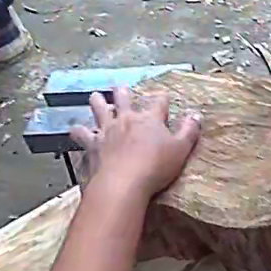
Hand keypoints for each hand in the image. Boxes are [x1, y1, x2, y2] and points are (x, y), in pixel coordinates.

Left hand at [68, 87, 201, 201]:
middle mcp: (127, 120)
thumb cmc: (156, 166)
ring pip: (99, 111)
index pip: (158, 103)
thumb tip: (196, 115)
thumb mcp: (181, 149)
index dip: (161, 98)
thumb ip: (189, 131)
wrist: (123, 184)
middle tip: (120, 87)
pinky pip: (82, 135)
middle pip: (123, 100)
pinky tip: (75, 130)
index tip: (163, 94)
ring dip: (97, 103)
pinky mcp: (92, 146)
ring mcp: (107, 132)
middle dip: (122, 93)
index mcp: (150, 120)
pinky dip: (78, 132)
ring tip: (95, 97)